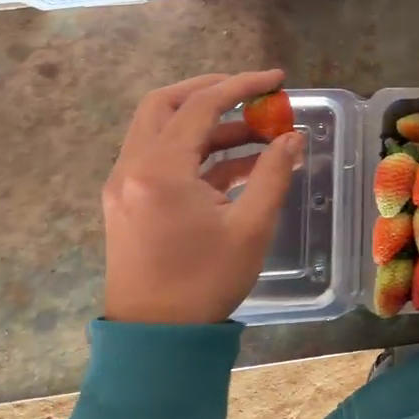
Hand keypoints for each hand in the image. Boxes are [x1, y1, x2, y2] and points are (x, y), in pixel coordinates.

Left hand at [101, 70, 304, 323]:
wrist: (157, 338)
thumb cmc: (206, 280)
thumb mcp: (251, 225)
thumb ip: (274, 172)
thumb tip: (292, 137)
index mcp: (158, 170)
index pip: (200, 105)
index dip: (242, 86)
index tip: (278, 80)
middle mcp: (132, 168)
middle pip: (165, 104)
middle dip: (212, 91)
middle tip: (254, 93)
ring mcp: (125, 185)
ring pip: (162, 129)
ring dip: (209, 123)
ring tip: (261, 133)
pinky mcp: (130, 202)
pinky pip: (163, 158)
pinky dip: (200, 150)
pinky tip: (242, 163)